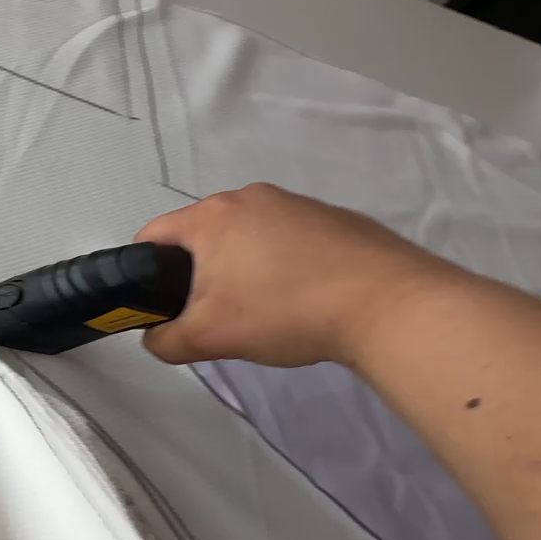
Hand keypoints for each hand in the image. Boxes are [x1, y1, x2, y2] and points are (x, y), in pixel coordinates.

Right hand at [134, 183, 458, 367]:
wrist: (398, 309)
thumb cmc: (285, 312)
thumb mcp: (206, 339)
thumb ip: (163, 341)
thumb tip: (158, 337)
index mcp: (211, 217)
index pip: (151, 236)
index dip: (142, 271)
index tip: (160, 303)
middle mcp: (250, 198)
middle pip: (199, 235)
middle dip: (195, 271)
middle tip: (213, 310)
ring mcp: (300, 204)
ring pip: (245, 236)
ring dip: (240, 266)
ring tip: (264, 306)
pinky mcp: (340, 219)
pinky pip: (289, 239)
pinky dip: (284, 264)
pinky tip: (304, 297)